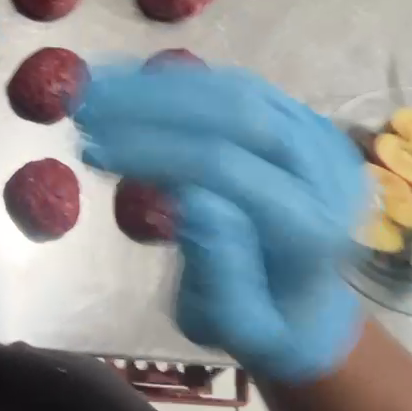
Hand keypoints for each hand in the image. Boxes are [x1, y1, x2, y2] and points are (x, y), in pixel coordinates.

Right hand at [74, 65, 366, 383]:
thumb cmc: (264, 326)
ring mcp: (321, 140)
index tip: (90, 149)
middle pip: (237, 115)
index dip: (153, 150)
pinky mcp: (304, 123)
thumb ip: (221, 274)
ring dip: (160, 86)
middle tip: (85, 105)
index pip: (225, 168)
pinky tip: (132, 82)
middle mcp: (327, 172)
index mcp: (312, 228)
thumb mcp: (236, 328)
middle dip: (151, 104)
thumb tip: (193, 200)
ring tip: (96, 88)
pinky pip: (239, 89)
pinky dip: (181, 82)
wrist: (313, 309)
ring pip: (237, 91)